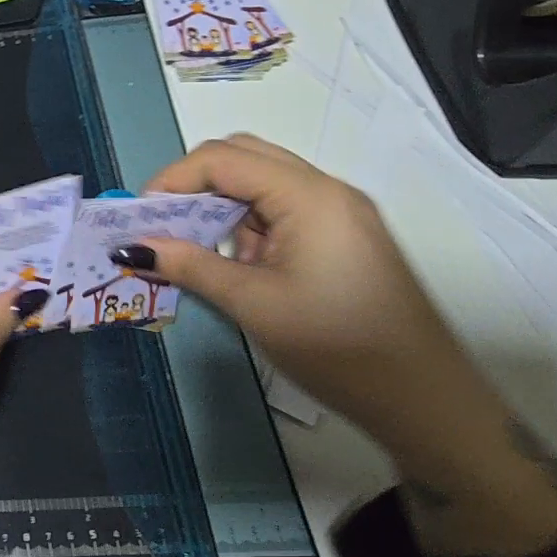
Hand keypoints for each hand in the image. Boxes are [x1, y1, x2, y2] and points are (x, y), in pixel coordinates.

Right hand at [134, 135, 478, 445]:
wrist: (423, 400)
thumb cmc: (335, 346)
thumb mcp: (253, 304)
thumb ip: (191, 266)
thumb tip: (132, 248)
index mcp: (310, 197)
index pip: (224, 159)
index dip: (173, 180)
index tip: (140, 218)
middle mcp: (327, 191)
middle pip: (244, 157)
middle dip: (194, 183)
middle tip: (161, 224)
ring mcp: (339, 213)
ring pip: (262, 182)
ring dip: (219, 204)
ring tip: (191, 248)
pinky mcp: (342, 237)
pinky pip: (281, 209)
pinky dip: (245, 224)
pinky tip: (232, 262)